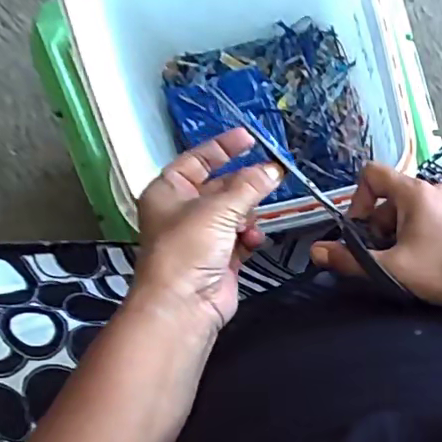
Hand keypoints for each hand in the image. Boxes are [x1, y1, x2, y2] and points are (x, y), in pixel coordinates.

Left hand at [133, 128, 282, 332]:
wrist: (185, 304)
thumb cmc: (187, 250)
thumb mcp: (218, 209)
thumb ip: (249, 186)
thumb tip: (273, 170)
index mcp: (168, 191)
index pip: (198, 159)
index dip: (222, 147)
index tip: (248, 138)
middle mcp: (184, 211)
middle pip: (222, 188)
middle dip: (245, 187)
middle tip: (271, 178)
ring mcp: (203, 236)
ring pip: (236, 214)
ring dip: (249, 217)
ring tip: (250, 224)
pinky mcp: (221, 258)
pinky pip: (242, 238)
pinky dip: (250, 238)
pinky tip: (252, 242)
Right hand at [308, 163, 441, 307]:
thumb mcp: (390, 269)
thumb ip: (350, 260)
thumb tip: (318, 252)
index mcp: (415, 192)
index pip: (371, 174)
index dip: (357, 200)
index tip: (360, 230)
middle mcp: (432, 190)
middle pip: (387, 197)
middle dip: (377, 225)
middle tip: (383, 254)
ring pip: (404, 210)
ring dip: (394, 234)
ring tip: (403, 261)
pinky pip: (422, 219)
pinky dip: (412, 236)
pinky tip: (419, 261)